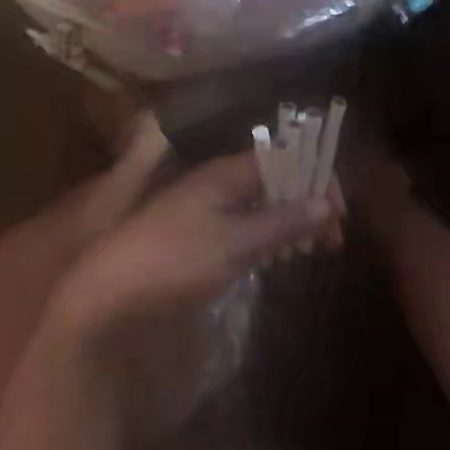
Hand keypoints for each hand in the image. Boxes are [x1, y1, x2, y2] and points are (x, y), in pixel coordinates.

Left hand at [50, 153, 335, 337]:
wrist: (110, 291)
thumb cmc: (174, 261)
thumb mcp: (235, 244)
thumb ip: (281, 222)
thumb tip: (325, 202)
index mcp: (224, 173)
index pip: (283, 159)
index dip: (315, 179)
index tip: (339, 213)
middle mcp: (216, 183)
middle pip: (274, 181)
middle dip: (306, 204)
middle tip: (331, 240)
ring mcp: (206, 208)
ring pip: (260, 205)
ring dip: (288, 223)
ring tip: (309, 251)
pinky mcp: (198, 234)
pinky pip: (243, 226)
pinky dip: (265, 238)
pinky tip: (277, 259)